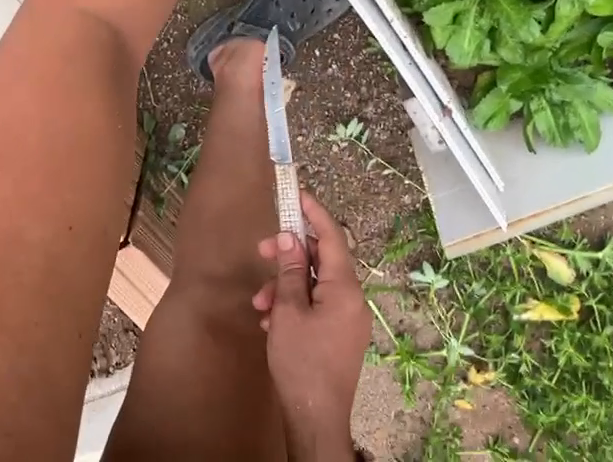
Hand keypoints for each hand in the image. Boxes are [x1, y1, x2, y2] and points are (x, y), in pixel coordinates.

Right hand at [252, 192, 369, 461]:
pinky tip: (270, 320)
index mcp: (345, 289)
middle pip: (322, 260)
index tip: (296, 194)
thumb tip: (288, 237)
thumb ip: (290, 271)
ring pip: (315, 284)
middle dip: (290, 254)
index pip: (333, 237)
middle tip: (261, 251)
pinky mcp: (339, 335)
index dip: (314, 213)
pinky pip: (317, 305)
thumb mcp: (288, 310)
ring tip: (260, 302)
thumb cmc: (301, 361)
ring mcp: (348, 319)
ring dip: (286, 284)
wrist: (316, 419)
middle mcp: (353, 300)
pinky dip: (293, 304)